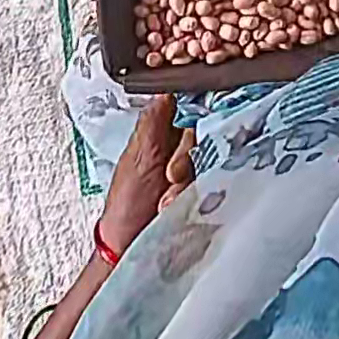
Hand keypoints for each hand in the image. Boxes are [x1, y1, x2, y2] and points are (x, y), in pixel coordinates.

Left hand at [96, 95, 193, 257]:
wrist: (129, 250)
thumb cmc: (127, 203)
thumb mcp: (138, 158)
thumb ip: (153, 122)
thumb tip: (165, 88)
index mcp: (161, 136)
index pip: (187, 114)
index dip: (188, 128)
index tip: (179, 149)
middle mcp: (179, 150)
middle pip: (199, 138)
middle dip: (184, 160)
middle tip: (168, 177)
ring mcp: (191, 172)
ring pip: (206, 161)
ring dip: (186, 183)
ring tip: (167, 201)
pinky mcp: (201, 192)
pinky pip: (211, 183)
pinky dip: (194, 197)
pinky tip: (176, 208)